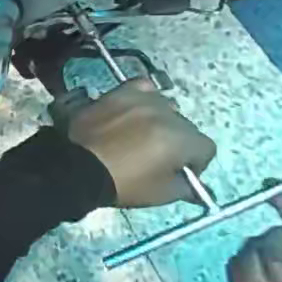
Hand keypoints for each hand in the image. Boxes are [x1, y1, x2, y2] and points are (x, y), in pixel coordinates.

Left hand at [65, 77, 215, 208]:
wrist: (76, 166)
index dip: (196, 163)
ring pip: (165, 106)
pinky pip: (141, 87)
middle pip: (185, 126)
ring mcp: (139, 100)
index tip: (179, 172)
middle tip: (156, 156)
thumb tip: (196, 187)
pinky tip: (135, 109)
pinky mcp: (117, 93)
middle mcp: (164, 114)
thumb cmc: (122, 182)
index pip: (206, 147)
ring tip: (141, 134)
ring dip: (160, 120)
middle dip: (177, 142)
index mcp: (180, 139)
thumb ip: (186, 187)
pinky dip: (143, 96)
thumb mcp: (161, 194)